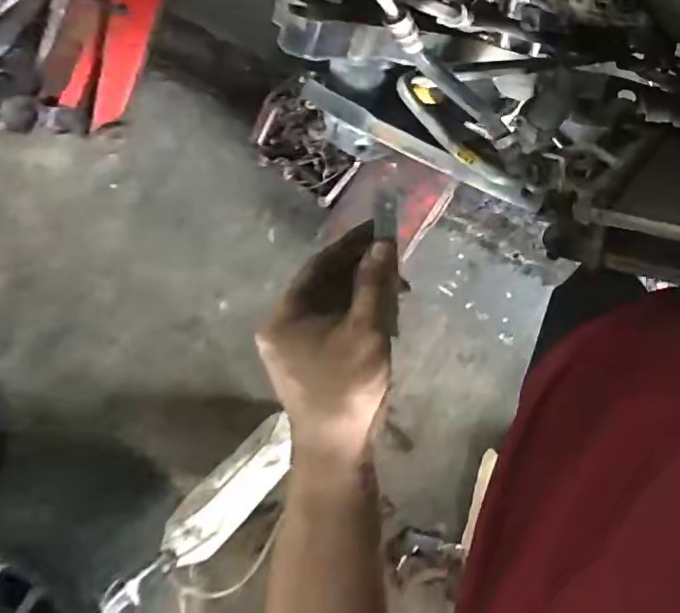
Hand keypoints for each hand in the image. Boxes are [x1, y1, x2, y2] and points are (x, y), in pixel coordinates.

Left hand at [255, 226, 398, 467]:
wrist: (336, 451)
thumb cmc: (348, 387)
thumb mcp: (366, 329)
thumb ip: (374, 283)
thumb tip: (384, 242)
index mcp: (285, 315)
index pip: (319, 264)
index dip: (351, 243)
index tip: (381, 228)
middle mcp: (282, 324)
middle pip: (325, 280)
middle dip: (361, 266)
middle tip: (394, 253)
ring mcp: (294, 343)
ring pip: (332, 299)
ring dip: (364, 287)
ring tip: (397, 283)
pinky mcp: (310, 356)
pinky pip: (334, 318)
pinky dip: (359, 307)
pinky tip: (385, 308)